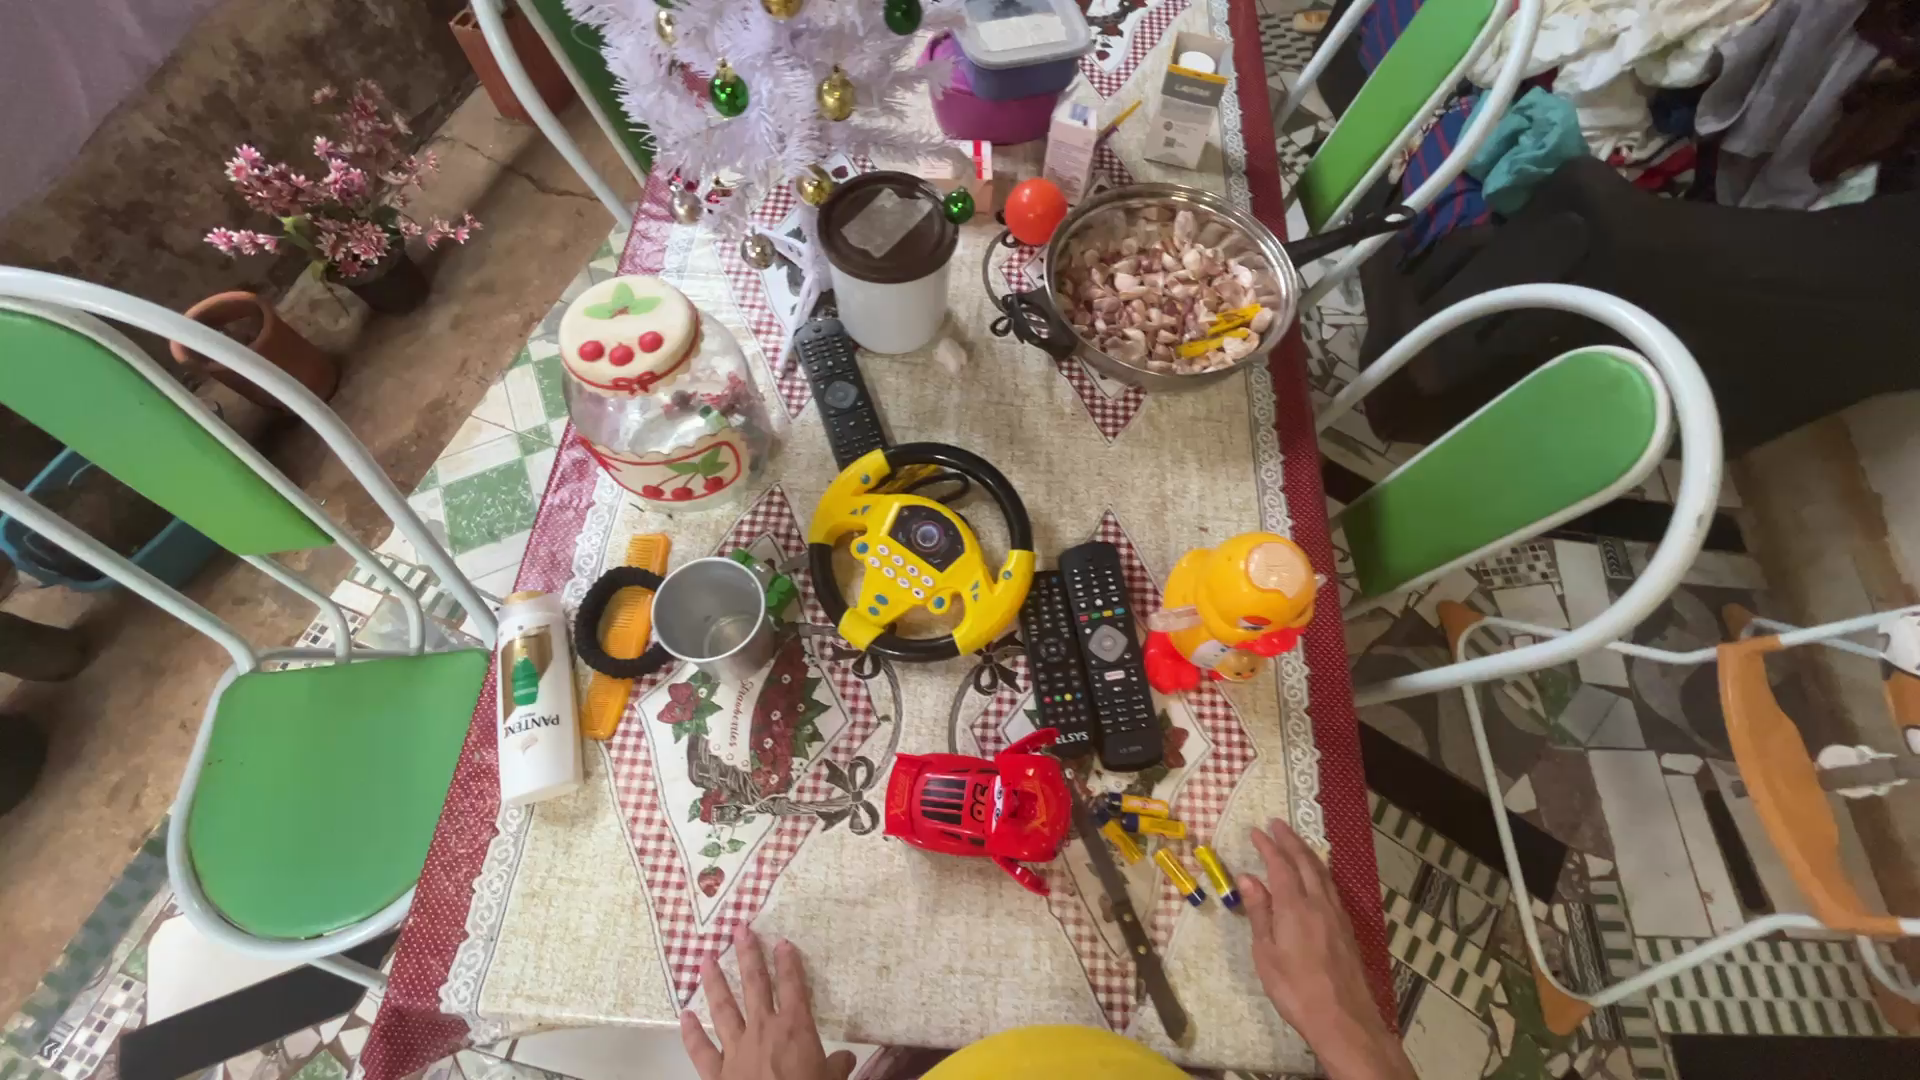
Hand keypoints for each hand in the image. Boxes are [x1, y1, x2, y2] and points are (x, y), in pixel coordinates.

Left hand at [681, 924, 856, 1079]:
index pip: (793, 985)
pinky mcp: (716, 1074)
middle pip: (755, 985)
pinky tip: (683, 1014)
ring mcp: (736, 1050)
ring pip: (723, 1008)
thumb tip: (846, 1058)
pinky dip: (690, 1033)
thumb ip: (836, 1067)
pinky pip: (700, 1050)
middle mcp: (763, 1029)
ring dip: (714, 982)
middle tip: (739, 929)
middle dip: (747, 955)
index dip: (788, 961)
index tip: (782, 940)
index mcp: (794, 1027)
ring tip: (704, 958)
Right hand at [1240, 819, 1413, 1079]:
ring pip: (1322, 873)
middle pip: (1306, 862)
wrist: (1344, 1022)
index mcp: (1295, 907)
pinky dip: (1319, 871)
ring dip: (1307, 853)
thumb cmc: (1296, 989)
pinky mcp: (1347, 930)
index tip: (1256, 830)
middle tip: (1276, 824)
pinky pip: (1331, 888)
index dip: (1268, 846)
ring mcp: (1336, 916)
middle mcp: (1318, 904)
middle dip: (1290, 840)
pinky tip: (1316, 876)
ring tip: (1295, 842)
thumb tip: (1248, 878)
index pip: (1280, 866)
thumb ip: (1259, 912)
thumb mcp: (1266, 953)